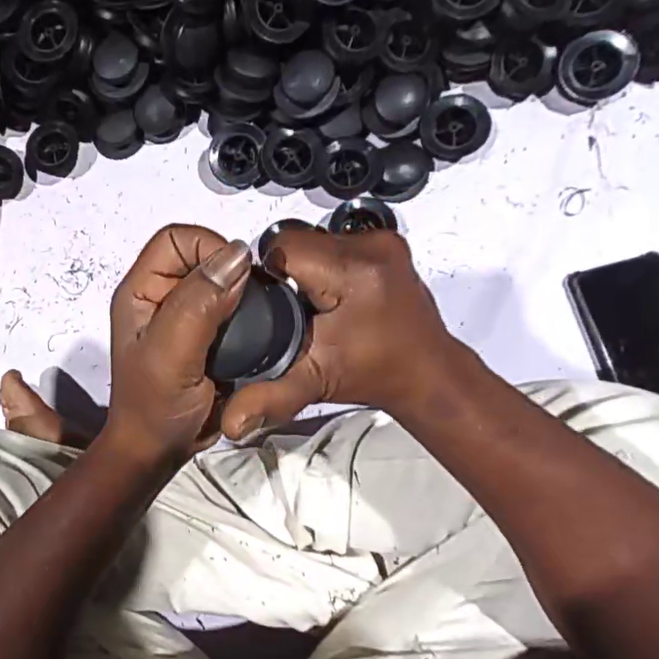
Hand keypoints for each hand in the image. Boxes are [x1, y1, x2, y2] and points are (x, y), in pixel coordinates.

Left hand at [99, 225, 253, 466]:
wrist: (160, 451)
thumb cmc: (154, 408)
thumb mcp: (170, 354)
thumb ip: (198, 304)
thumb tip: (237, 256)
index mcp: (141, 291)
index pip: (177, 239)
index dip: (209, 248)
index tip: (236, 281)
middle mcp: (161, 297)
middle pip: (203, 256)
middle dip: (230, 273)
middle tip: (246, 307)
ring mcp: (185, 316)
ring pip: (222, 282)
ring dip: (242, 296)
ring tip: (251, 322)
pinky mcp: (207, 336)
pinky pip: (234, 309)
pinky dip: (248, 315)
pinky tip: (253, 332)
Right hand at [222, 226, 463, 438]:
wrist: (425, 373)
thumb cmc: (380, 372)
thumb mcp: (314, 383)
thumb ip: (268, 397)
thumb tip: (232, 421)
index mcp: (355, 273)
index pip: (284, 246)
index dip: (270, 275)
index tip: (279, 303)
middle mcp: (373, 248)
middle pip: (298, 238)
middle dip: (288, 272)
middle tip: (300, 310)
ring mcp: (383, 243)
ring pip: (317, 237)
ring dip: (308, 266)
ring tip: (316, 303)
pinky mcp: (387, 245)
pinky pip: (338, 242)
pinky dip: (328, 265)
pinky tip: (333, 294)